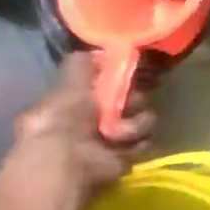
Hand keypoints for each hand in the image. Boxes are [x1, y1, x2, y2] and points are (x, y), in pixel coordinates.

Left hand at [9, 52, 157, 195]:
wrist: (68, 159)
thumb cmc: (64, 117)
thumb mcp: (69, 81)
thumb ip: (82, 63)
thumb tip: (100, 50)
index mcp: (80, 99)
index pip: (111, 82)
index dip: (122, 76)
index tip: (128, 73)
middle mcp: (97, 117)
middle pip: (132, 98)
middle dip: (134, 98)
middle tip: (128, 103)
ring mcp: (113, 138)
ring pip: (143, 118)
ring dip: (135, 123)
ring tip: (118, 133)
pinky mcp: (126, 156)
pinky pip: (145, 141)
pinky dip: (136, 141)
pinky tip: (122, 144)